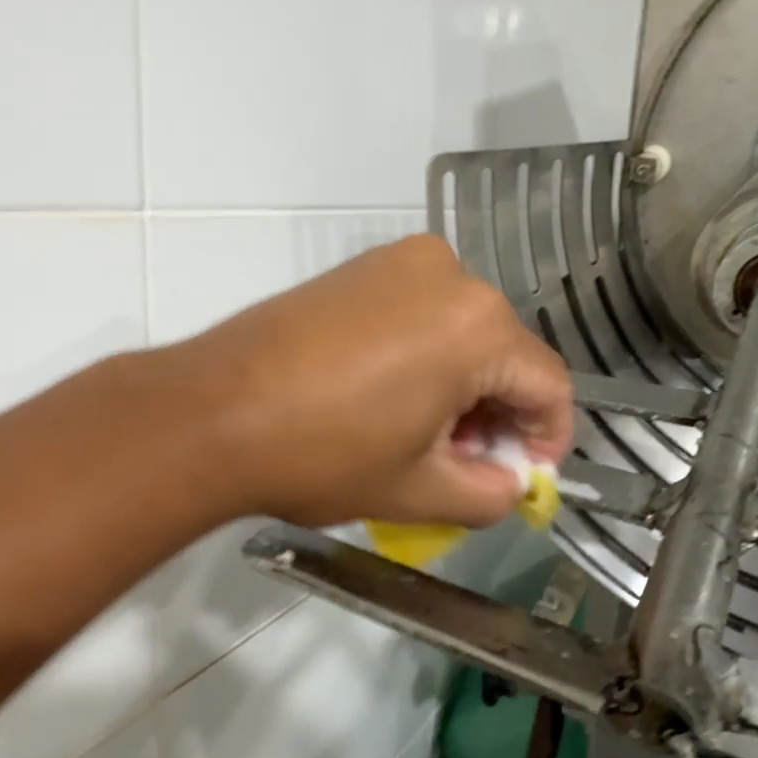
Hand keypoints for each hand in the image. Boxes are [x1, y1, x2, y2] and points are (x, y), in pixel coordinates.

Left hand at [163, 234, 573, 527]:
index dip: (546, 440)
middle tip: (463, 467)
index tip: (521, 480)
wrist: (209, 412)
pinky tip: (386, 399)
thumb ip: (489, 495)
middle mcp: (449, 274)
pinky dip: (423, 356)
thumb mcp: (417, 491)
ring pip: (461, 333)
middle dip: (496, 416)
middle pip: (504, 354)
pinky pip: (418, 313)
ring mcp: (396, 262)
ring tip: (418, 438)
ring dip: (459, 388)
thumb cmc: (322, 454)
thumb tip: (511, 485)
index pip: (548, 386)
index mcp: (478, 325)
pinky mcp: (357, 268)